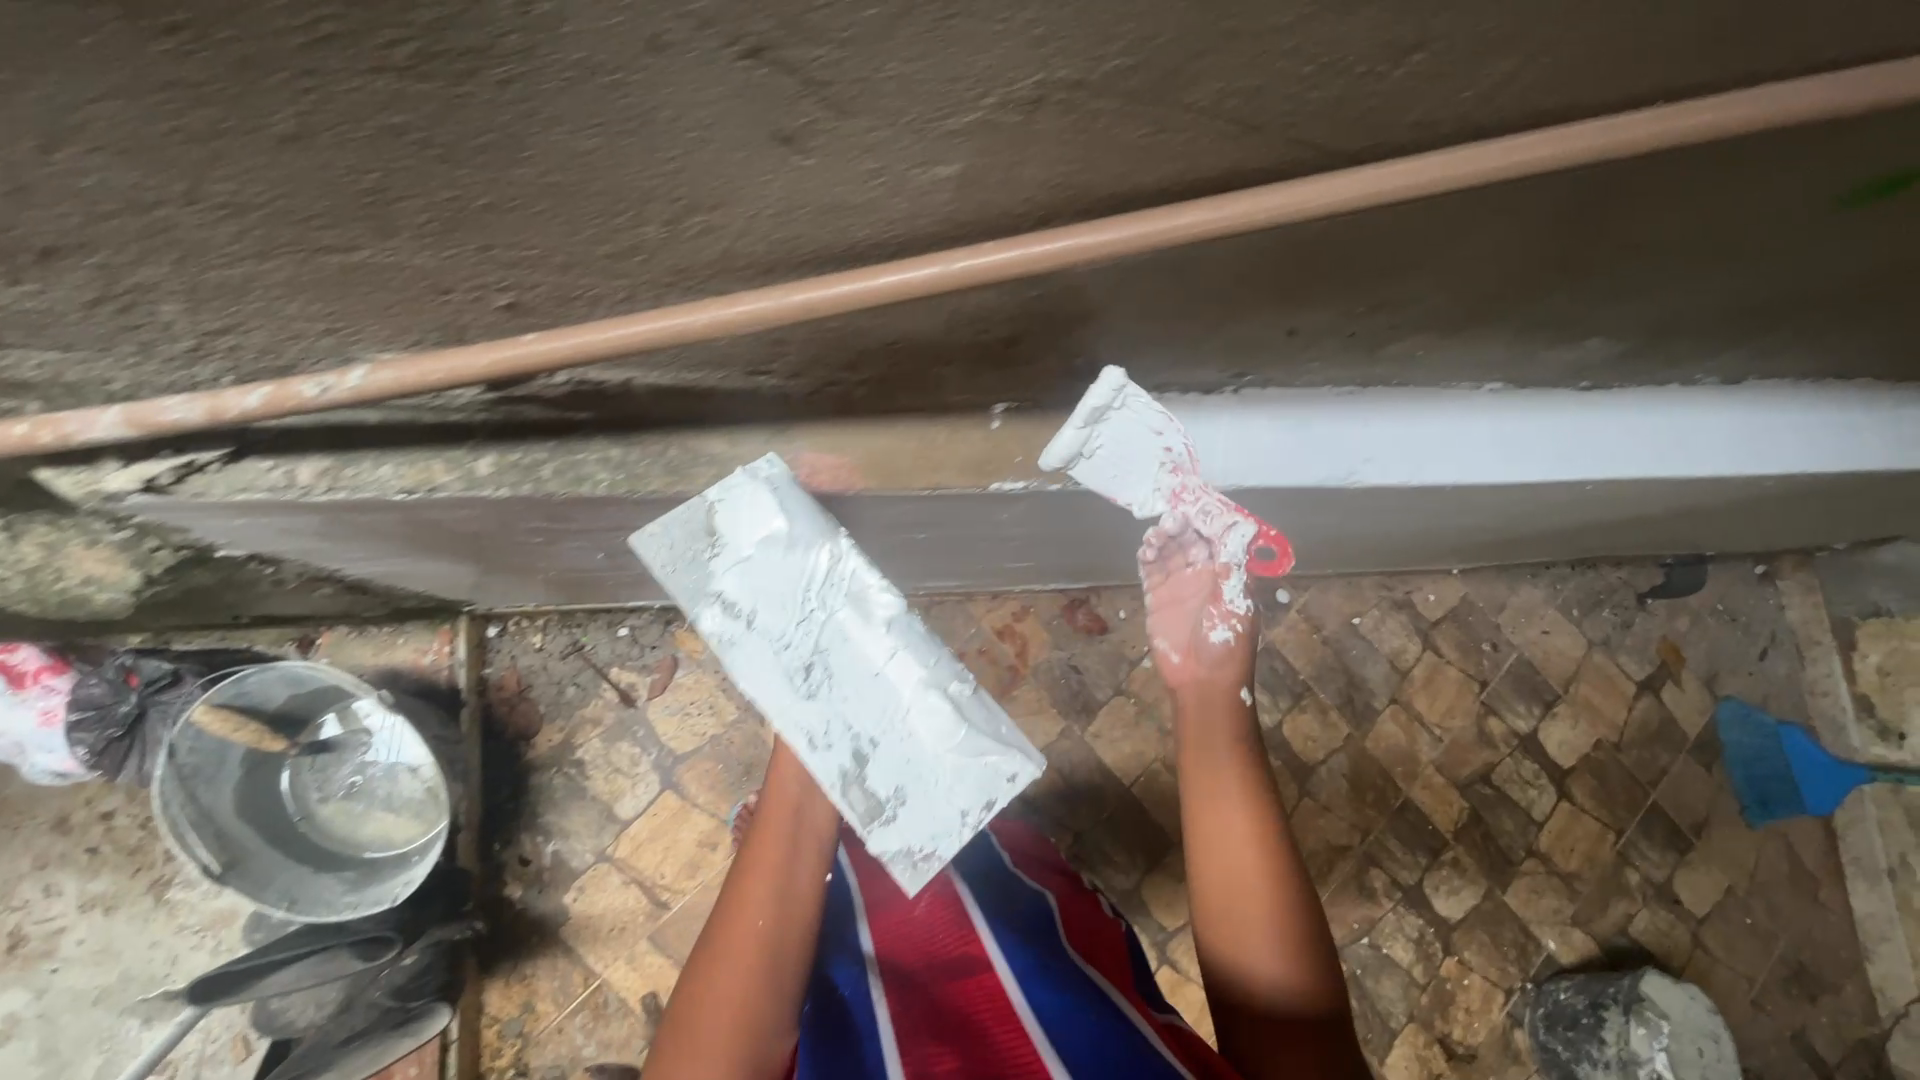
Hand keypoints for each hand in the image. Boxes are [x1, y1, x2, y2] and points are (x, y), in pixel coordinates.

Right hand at [1138, 512, 1255, 701]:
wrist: (1202, 682)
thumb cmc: (1226, 643)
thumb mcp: (1235, 601)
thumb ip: (1231, 564)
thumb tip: (1239, 526)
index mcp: (1228, 574)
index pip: (1216, 537)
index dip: (1205, 520)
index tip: (1194, 503)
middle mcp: (1203, 575)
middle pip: (1189, 540)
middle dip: (1180, 526)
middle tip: (1170, 519)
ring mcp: (1178, 586)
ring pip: (1168, 551)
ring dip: (1162, 538)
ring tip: (1156, 535)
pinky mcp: (1157, 598)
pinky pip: (1150, 570)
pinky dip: (1147, 556)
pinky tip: (1146, 549)